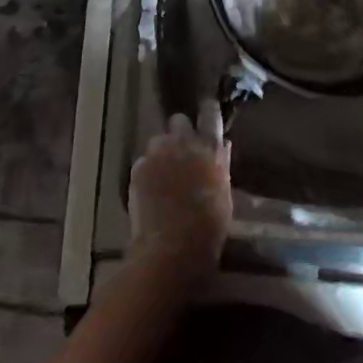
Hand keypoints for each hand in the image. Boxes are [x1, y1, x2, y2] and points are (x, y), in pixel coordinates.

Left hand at [128, 101, 230, 276]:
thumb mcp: (225, 197)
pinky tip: (153, 191)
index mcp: (208, 149)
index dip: (208, 112)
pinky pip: (145, 160)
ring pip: (158, 140)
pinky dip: (149, 170)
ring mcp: (156, 153)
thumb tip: (223, 145)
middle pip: (179, 121)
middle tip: (183, 153)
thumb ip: (221, 166)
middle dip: (180, 133)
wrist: (171, 250)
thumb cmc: (208, 230)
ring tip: (166, 176)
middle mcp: (181, 143)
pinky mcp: (138, 166)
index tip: (207, 112)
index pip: (210, 114)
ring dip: (163, 152)